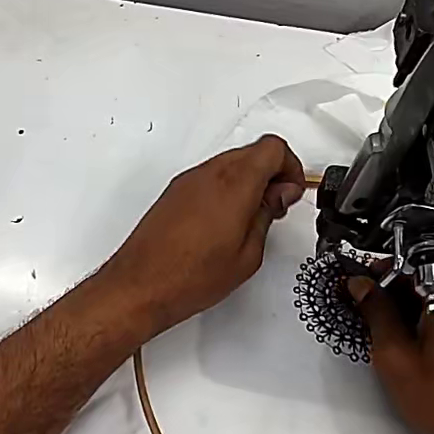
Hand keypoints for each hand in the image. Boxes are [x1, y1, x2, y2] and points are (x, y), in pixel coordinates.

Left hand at [89, 135, 306, 335]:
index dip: (291, 167)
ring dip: (249, 181)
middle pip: (253, 152)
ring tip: (253, 218)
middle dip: (272, 174)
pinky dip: (226, 188)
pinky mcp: (175, 191)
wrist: (141, 285)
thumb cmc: (188, 275)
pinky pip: (210, 176)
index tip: (291, 191)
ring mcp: (189, 180)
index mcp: (234, 183)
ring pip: (231, 162)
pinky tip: (228, 220)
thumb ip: (268, 214)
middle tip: (278, 205)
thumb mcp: (248, 254)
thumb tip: (278, 196)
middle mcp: (209, 174)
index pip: (273, 148)